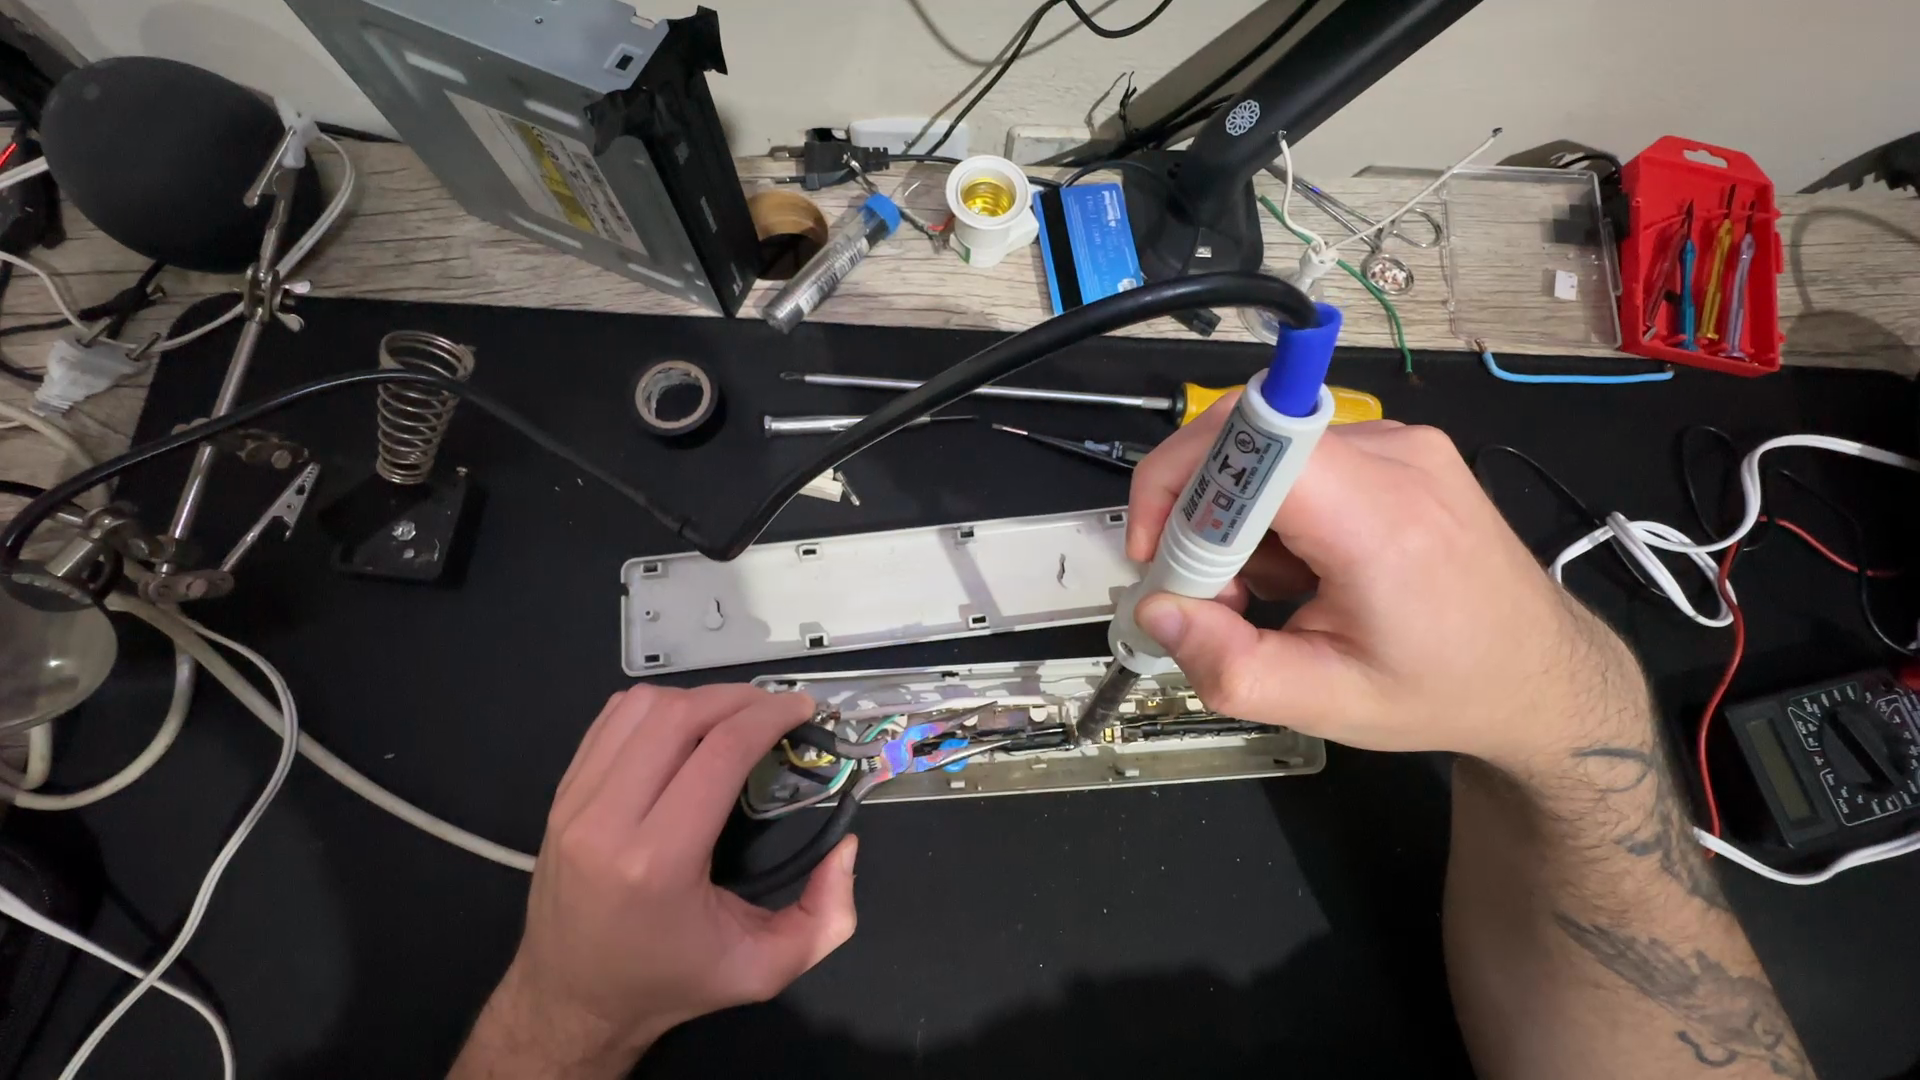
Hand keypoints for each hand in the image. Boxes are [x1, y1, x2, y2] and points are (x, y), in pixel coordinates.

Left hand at [449, 686, 858, 1078]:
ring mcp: (575, 803)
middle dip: (741, 698)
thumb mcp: (764, 969)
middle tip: (776, 709)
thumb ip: (827, 916)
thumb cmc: (670, 982)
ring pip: (643, 707)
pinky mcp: (560, 793)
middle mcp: (607, 822)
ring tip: (733, 716)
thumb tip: (848, 845)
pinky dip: (658, 708)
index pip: (721, 752)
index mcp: (658, 863)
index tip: (803, 710)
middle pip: (681, 716)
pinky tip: (686, 726)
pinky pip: (612, 719)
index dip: (770, 716)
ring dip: (699, 698)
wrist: (570, 1002)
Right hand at [1126, 399, 1644, 772]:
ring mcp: (1400, 444)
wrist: (1540, 674)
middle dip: (1195, 515)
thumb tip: (1153, 610)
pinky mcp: (1397, 448)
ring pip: (1262, 453)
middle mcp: (1394, 456)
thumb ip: (1228, 665)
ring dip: (1233, 520)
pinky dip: (1268, 512)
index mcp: (1380, 520)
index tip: (1158, 551)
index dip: (1177, 480)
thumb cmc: (1441, 691)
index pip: (1249, 441)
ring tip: (1265, 591)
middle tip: (1208, 591)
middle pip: (1243, 441)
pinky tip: (1297, 568)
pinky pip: (1295, 459)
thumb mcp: (1324, 701)